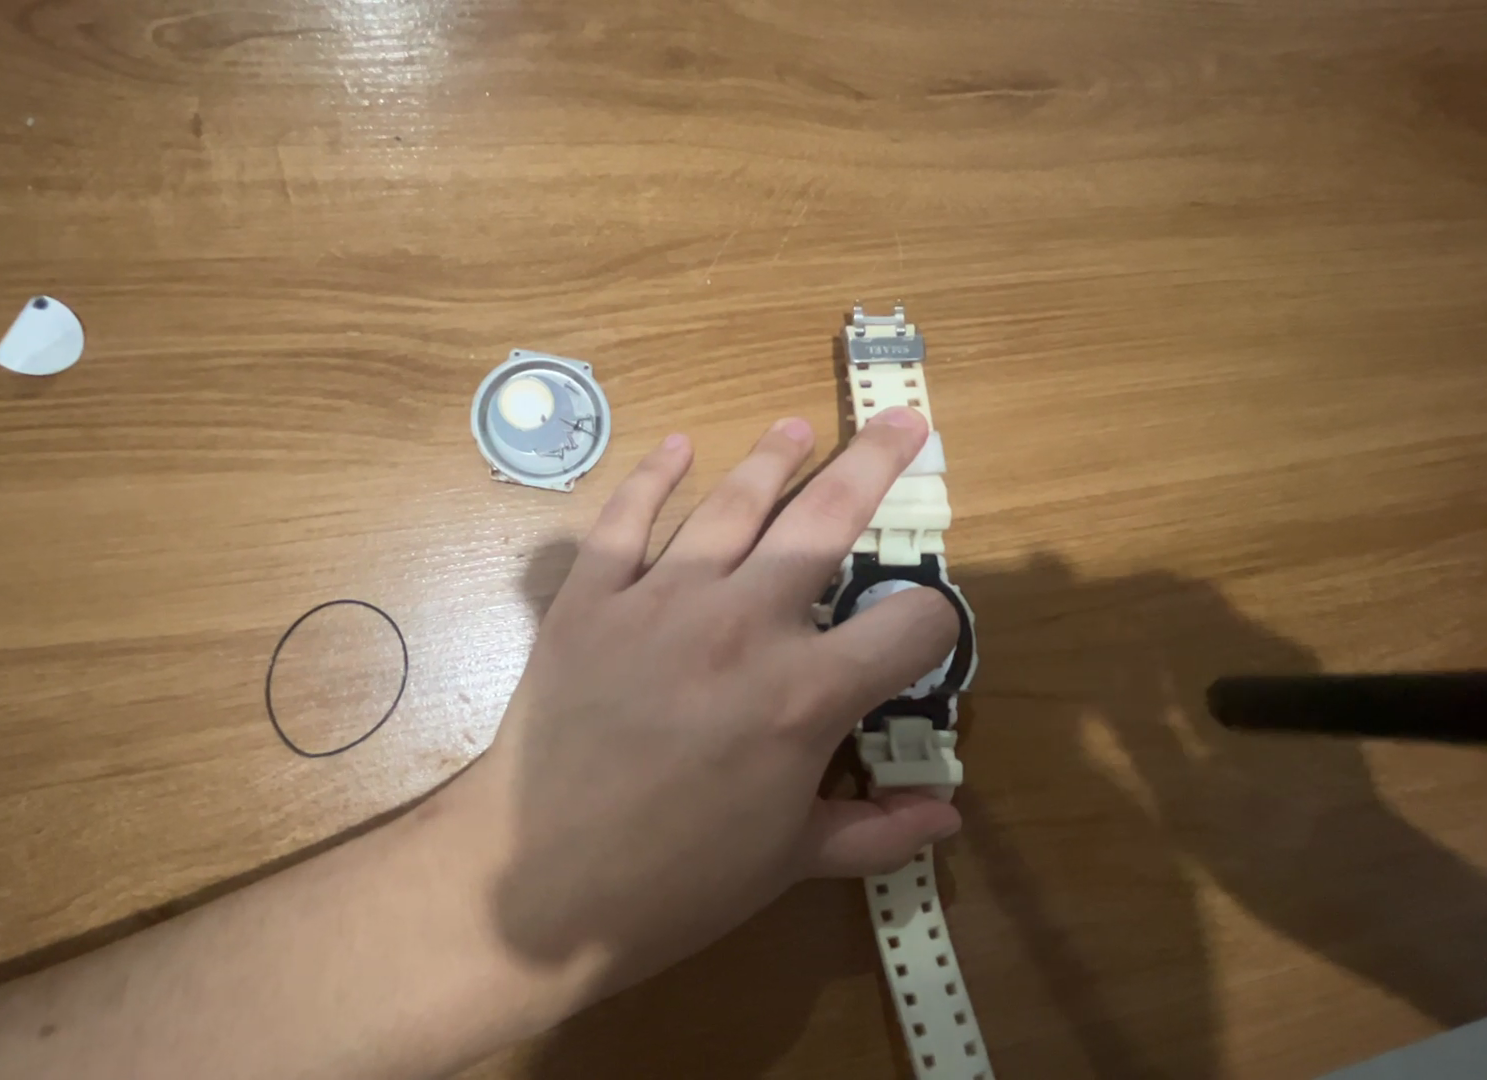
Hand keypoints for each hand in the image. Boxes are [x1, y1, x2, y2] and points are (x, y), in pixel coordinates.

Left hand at [440, 406, 961, 1005]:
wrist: (538, 882)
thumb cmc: (676, 882)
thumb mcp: (789, 862)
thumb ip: (877, 830)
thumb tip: (949, 812)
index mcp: (805, 694)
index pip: (913, 623)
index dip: (935, 624)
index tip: (922, 632)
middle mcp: (743, 625)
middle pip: (826, 521)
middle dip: (874, 465)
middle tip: (902, 422)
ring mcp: (660, 601)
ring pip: (731, 506)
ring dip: (772, 459)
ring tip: (796, 428)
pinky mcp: (591, 598)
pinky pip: (624, 520)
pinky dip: (650, 477)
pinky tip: (675, 447)